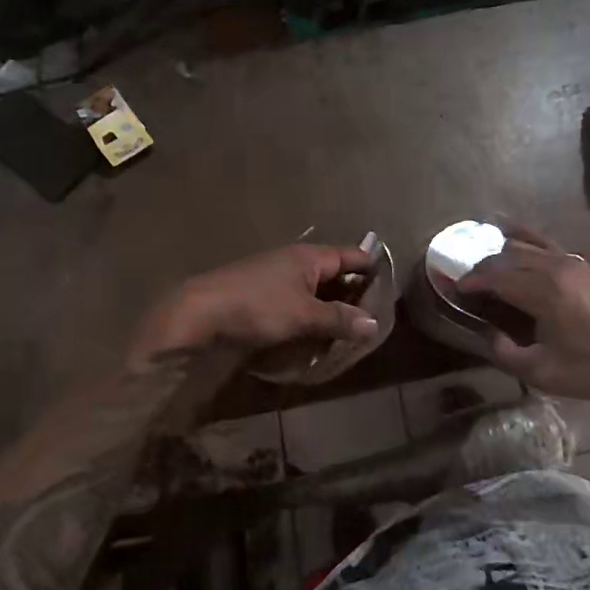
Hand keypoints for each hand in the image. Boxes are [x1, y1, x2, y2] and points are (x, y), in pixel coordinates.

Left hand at [129, 243, 379, 363]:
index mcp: (309, 257)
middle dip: (353, 295)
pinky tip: (315, 335)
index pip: (351, 255)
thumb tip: (374, 324)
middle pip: (334, 274)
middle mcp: (294, 261)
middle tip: (373, 319)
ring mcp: (275, 278)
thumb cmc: (257, 307)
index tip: (391, 288)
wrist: (199, 314)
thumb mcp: (303, 315)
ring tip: (348, 332)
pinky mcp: (260, 296)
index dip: (372, 269)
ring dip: (330, 308)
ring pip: (314, 290)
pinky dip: (309, 315)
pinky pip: (295, 302)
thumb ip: (339, 319)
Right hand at [456, 227, 589, 397]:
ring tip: (480, 263)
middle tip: (464, 281)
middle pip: (505, 258)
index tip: (455, 289)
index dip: (472, 281)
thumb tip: (490, 335)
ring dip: (497, 253)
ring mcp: (568, 261)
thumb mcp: (543, 372)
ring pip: (521, 246)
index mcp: (545, 293)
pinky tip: (504, 226)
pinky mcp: (577, 262)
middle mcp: (554, 268)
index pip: (497, 278)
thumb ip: (508, 354)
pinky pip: (542, 240)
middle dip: (480, 267)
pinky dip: (520, 233)